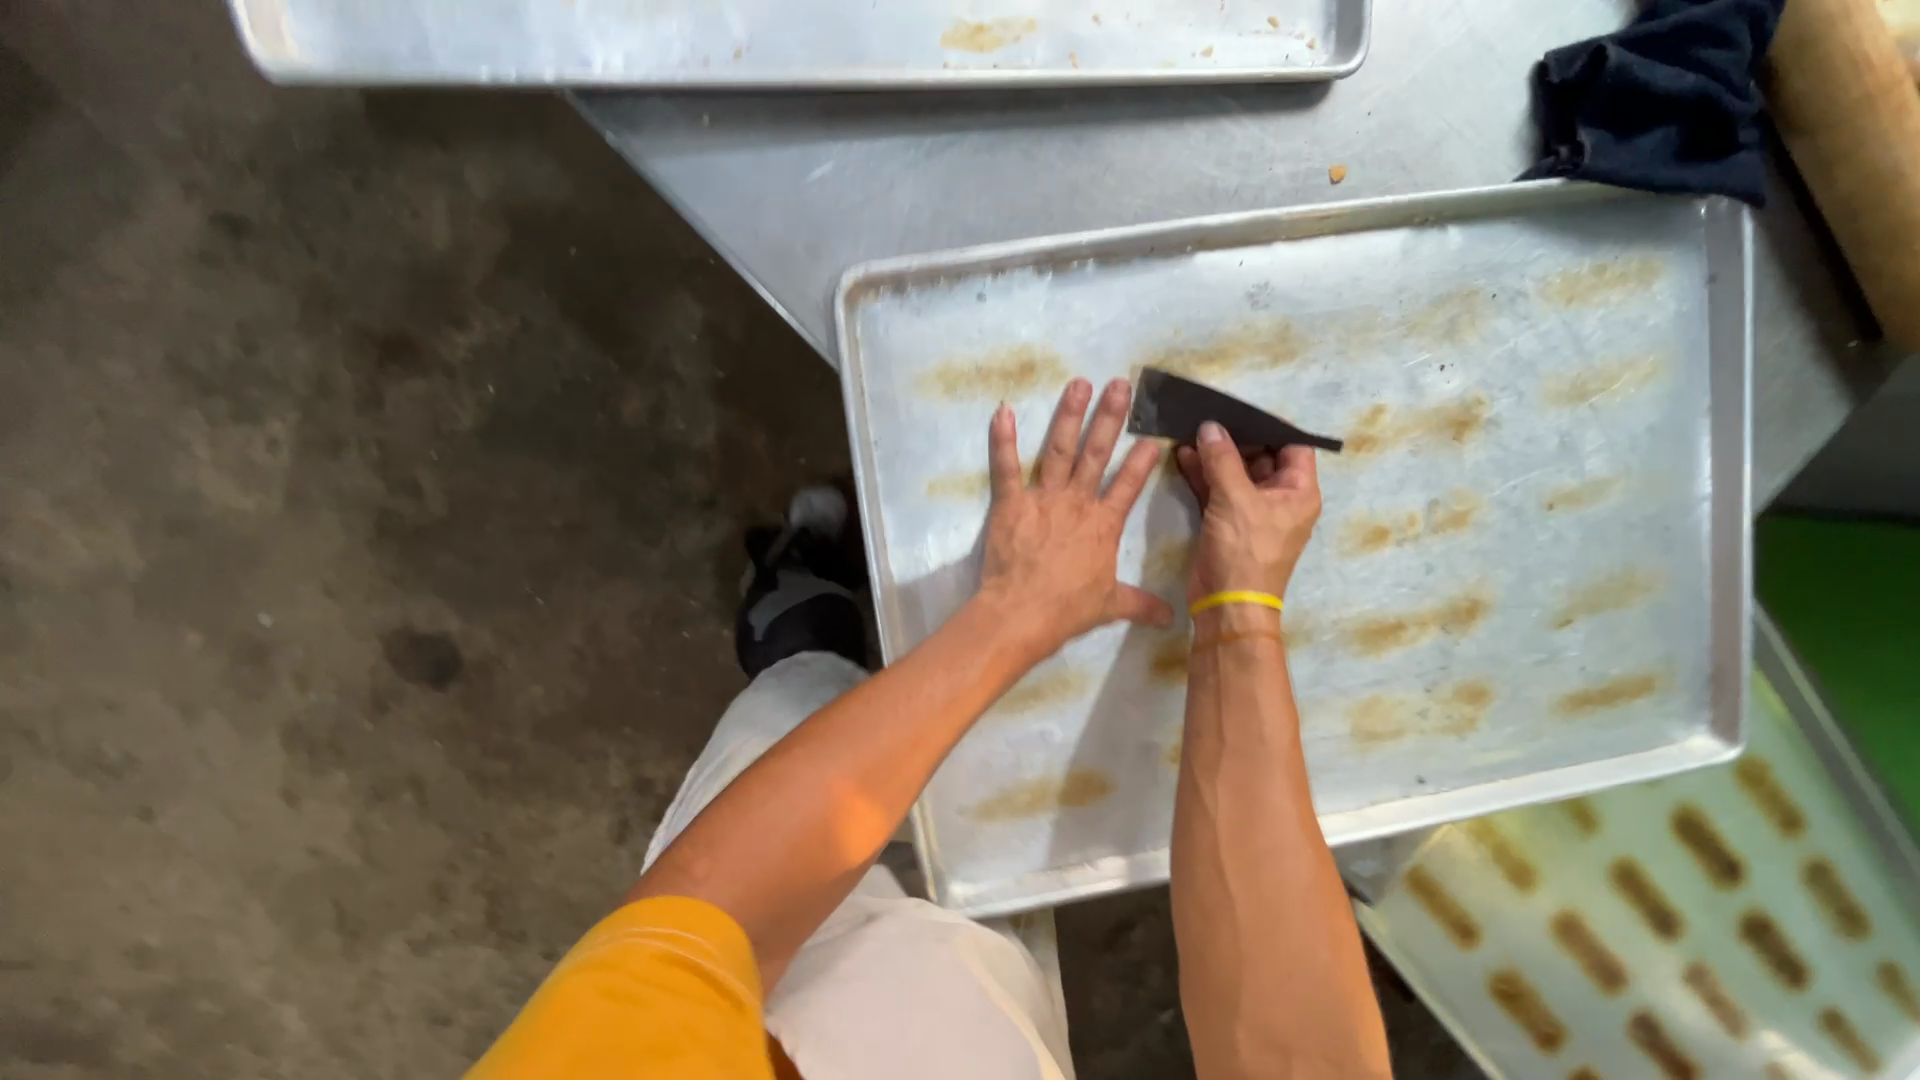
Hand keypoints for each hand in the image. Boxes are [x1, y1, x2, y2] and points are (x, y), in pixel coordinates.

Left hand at [977, 378, 1172, 661]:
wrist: (1023, 613)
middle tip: (1119, 385)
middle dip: (1109, 418)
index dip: (1141, 462)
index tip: (1152, 438)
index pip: (1129, 486)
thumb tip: (1170, 617)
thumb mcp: (1110, 606)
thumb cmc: (1068, 609)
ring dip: (1069, 415)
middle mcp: (1077, 503)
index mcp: (1104, 525)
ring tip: (1078, 383)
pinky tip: (1001, 410)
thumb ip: (1140, 604)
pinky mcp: (1010, 503)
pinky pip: (1005, 467)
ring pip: (1059, 450)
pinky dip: (1002, 439)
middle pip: (1097, 454)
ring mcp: (1044, 499)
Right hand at [1175, 421, 1321, 603]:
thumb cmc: (1245, 551)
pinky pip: (1217, 490)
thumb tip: (1210, 426)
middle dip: (1233, 439)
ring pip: (1234, 473)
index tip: (1239, 410)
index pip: (1292, 447)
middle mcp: (1279, 499)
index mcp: (1298, 492)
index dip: (1268, 427)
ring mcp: (1251, 511)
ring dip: (1214, 456)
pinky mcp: (1226, 522)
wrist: (1227, 604)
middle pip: (1260, 457)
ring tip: (1188, 433)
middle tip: (1207, 417)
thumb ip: (1222, 458)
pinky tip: (1183, 456)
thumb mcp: (1235, 499)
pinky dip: (1203, 475)